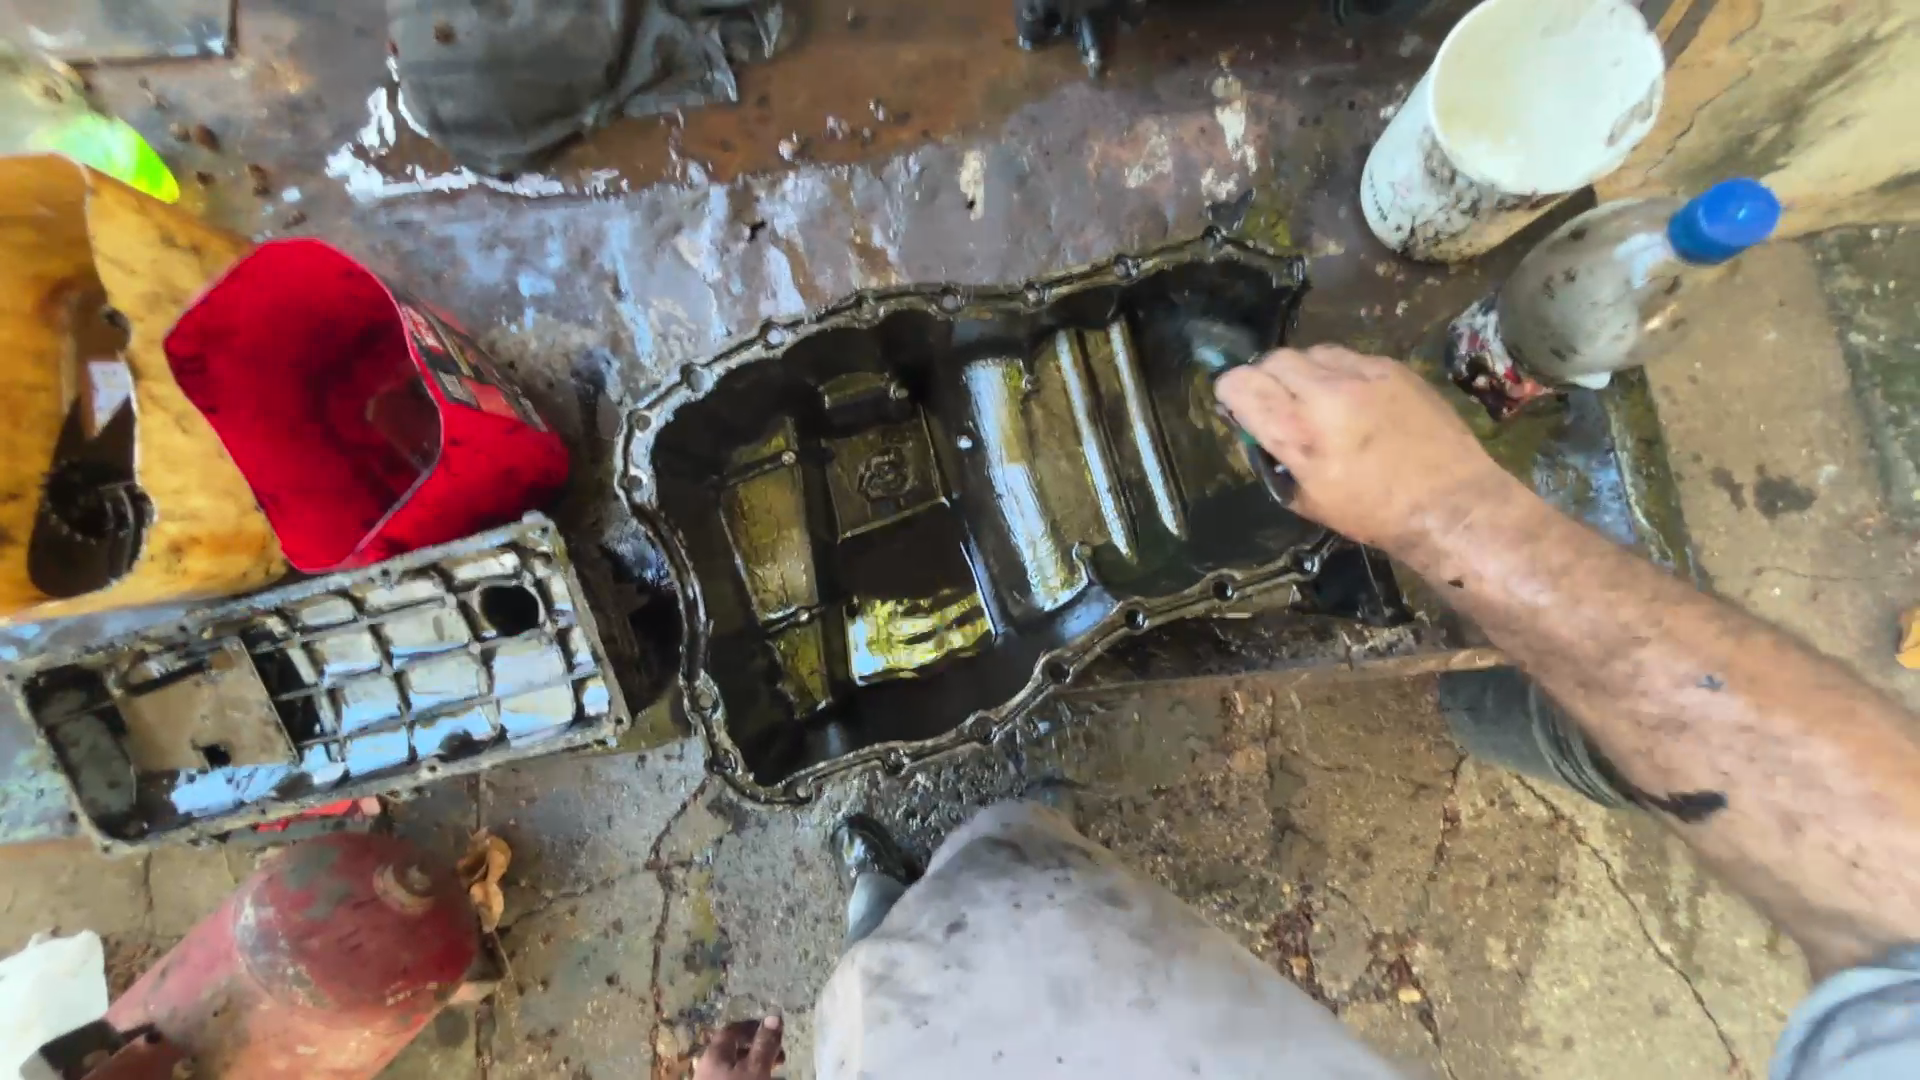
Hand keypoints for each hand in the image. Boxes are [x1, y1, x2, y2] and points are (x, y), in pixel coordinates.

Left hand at [693, 1016, 783, 1079]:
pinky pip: (732, 1077)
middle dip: (757, 1048)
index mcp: (714, 1052)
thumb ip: (765, 1043)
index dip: (753, 1026)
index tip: (773, 1029)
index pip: (733, 1029)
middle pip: (734, 1049)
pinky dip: (746, 1076)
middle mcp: (707, 1065)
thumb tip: (775, 1014)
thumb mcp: (755, 1068)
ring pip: (734, 1067)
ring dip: (754, 1064)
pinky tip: (761, 1079)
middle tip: (778, 1053)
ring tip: (774, 1069)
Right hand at [1214, 345, 1511, 552]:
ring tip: (1314, 398)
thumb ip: (1271, 454)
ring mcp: (1362, 375)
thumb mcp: (1301, 497)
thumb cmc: (1369, 512)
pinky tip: (1351, 399)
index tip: (1238, 407)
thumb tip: (1253, 426)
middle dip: (1264, 379)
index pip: (1239, 383)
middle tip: (1276, 403)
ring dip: (1301, 372)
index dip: (1230, 393)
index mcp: (1296, 432)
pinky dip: (1337, 373)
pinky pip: (1347, 357)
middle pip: (1272, 360)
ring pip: (1309, 352)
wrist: (1448, 503)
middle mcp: (1324, 393)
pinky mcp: (1393, 368)